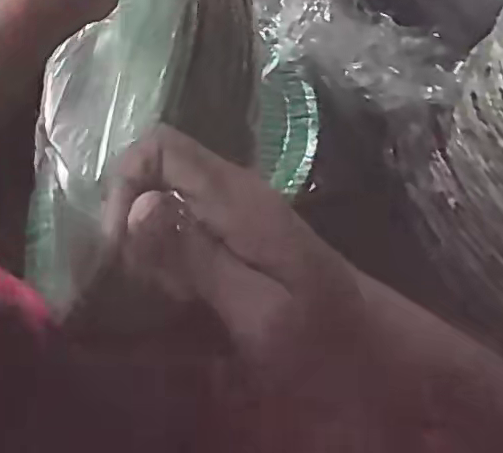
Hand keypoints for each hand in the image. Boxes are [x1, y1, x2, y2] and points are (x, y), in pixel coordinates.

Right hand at [103, 128, 502, 451]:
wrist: (383, 360)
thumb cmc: (322, 341)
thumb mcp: (256, 311)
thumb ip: (194, 256)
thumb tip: (136, 206)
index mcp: (235, 195)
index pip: (159, 143)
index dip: (126, 181)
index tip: (119, 244)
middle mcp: (232, 190)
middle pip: (159, 167)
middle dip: (129, 213)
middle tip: (130, 280)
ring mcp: (237, 211)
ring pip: (169, 195)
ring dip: (144, 238)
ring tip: (146, 293)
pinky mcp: (241, 236)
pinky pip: (186, 225)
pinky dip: (165, 253)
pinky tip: (171, 297)